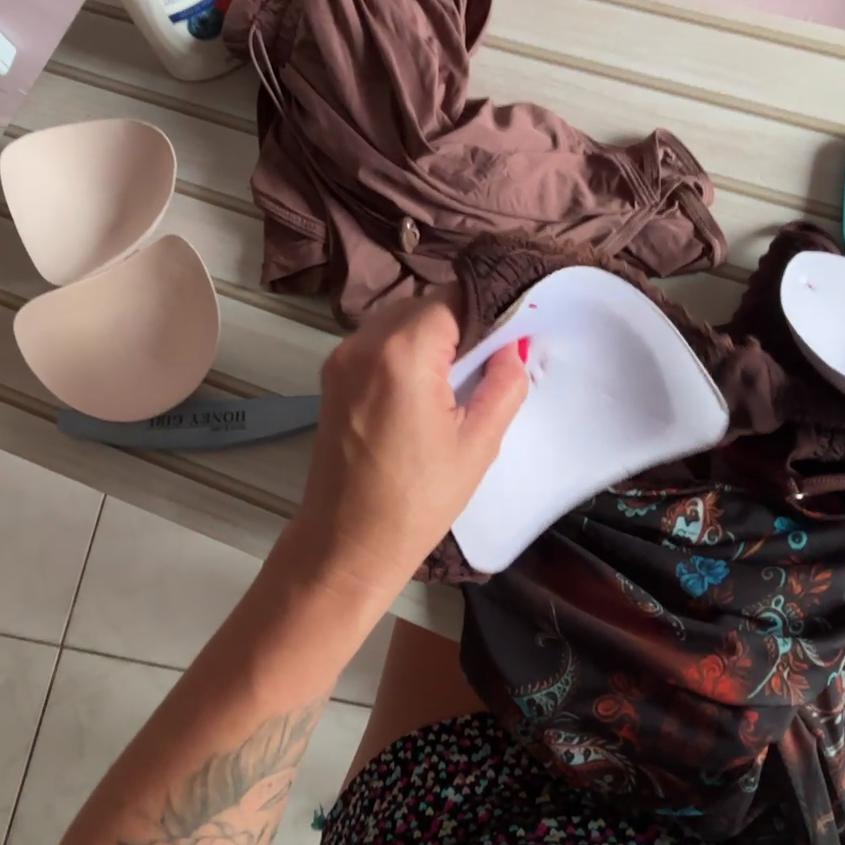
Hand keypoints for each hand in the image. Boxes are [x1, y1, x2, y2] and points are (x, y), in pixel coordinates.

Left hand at [278, 294, 528, 605]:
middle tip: (485, 366)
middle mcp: (363, 344)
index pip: (453, 299)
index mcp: (402, 354)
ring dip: (430, 339)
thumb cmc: (417, 501)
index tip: (509, 339)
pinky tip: (422, 393)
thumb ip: (504, 384)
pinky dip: (403, 353)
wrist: (347, 544)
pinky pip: (376, 345)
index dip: (486, 314)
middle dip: (458, 326)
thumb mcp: (478, 444)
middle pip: (423, 306)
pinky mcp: (331, 379)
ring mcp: (341, 360)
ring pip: (397, 322)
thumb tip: (513, 348)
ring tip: (454, 384)